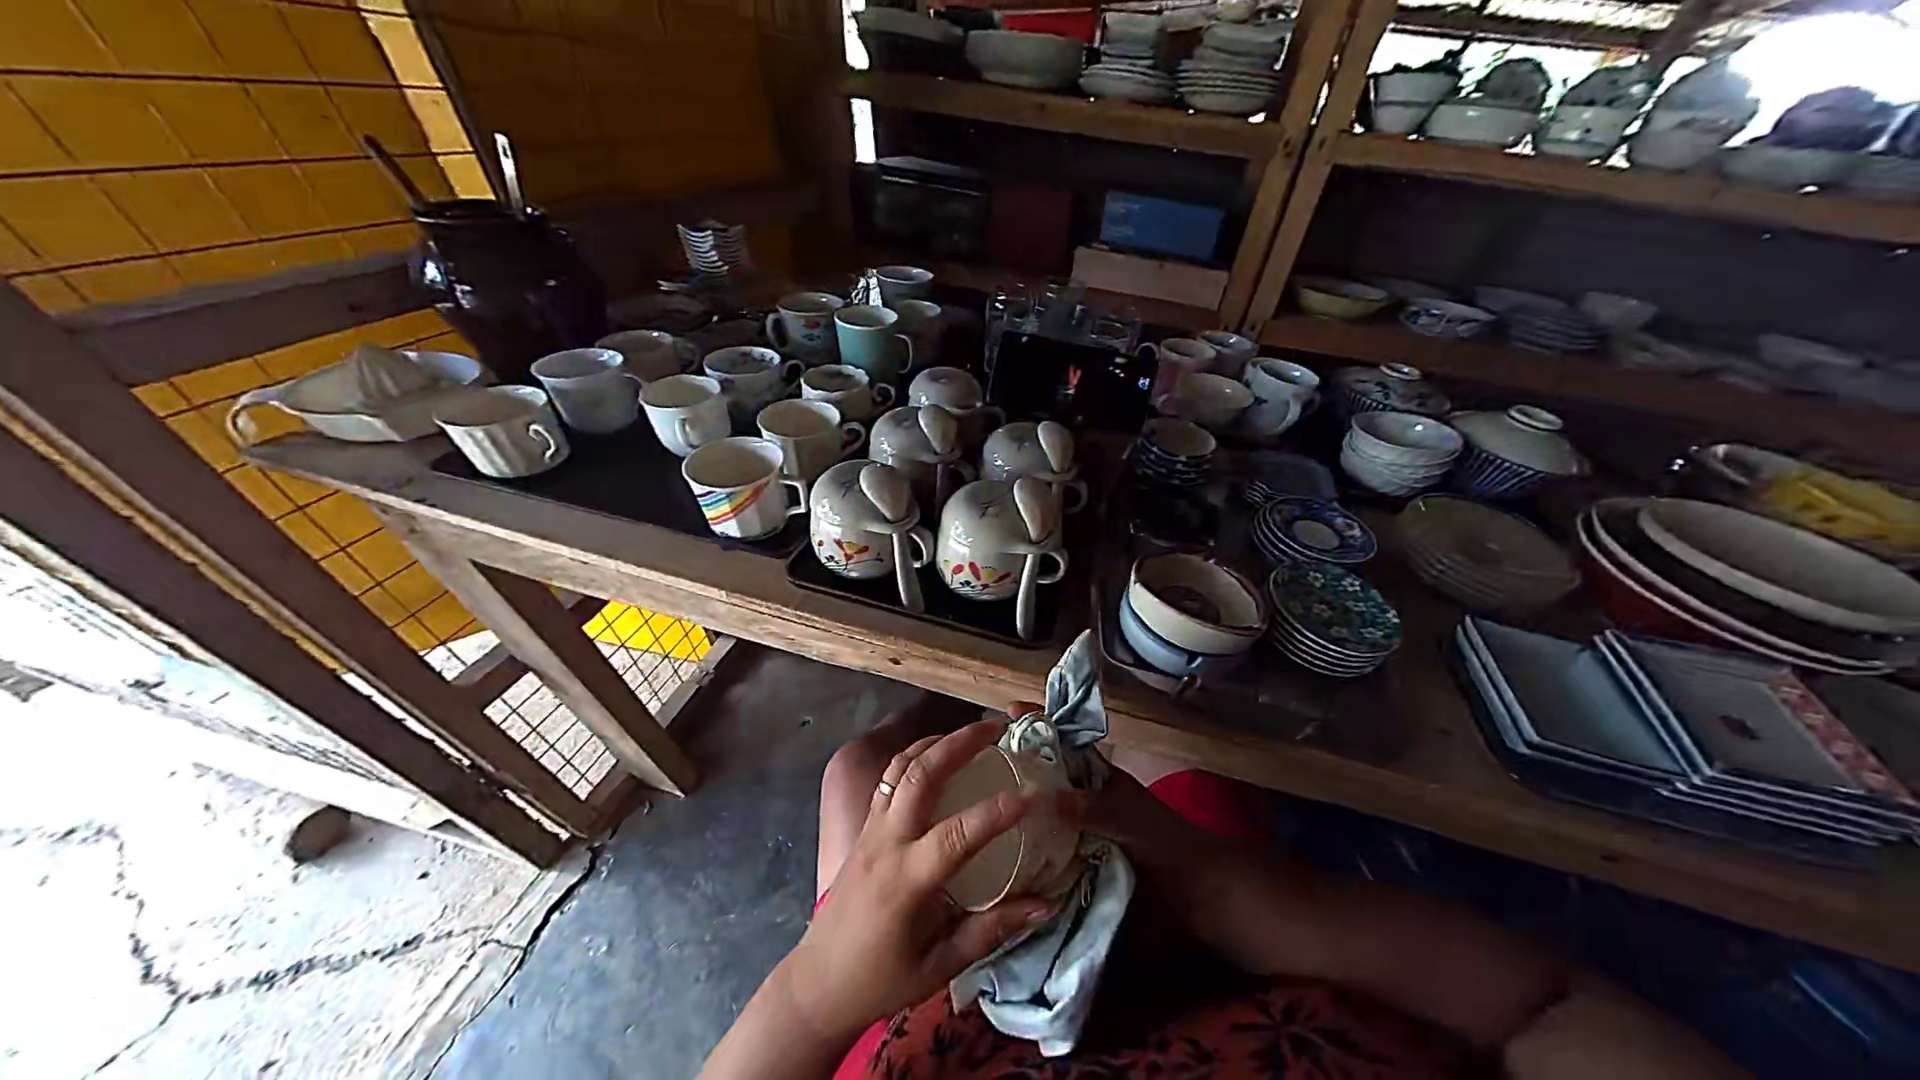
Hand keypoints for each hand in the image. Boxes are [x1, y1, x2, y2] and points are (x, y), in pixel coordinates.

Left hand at [780, 717, 1060, 1038]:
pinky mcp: (864, 827)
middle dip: (960, 743)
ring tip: (972, 732)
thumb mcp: (941, 965)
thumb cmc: (881, 979)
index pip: (958, 834)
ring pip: (901, 767)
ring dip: (937, 742)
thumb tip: (1045, 905)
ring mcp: (871, 829)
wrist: (818, 982)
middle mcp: (887, 842)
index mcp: (907, 880)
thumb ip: (993, 929)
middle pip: (921, 775)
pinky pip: (889, 778)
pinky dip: (916, 756)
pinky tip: (937, 754)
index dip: (998, 811)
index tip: (1034, 793)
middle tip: (998, 729)